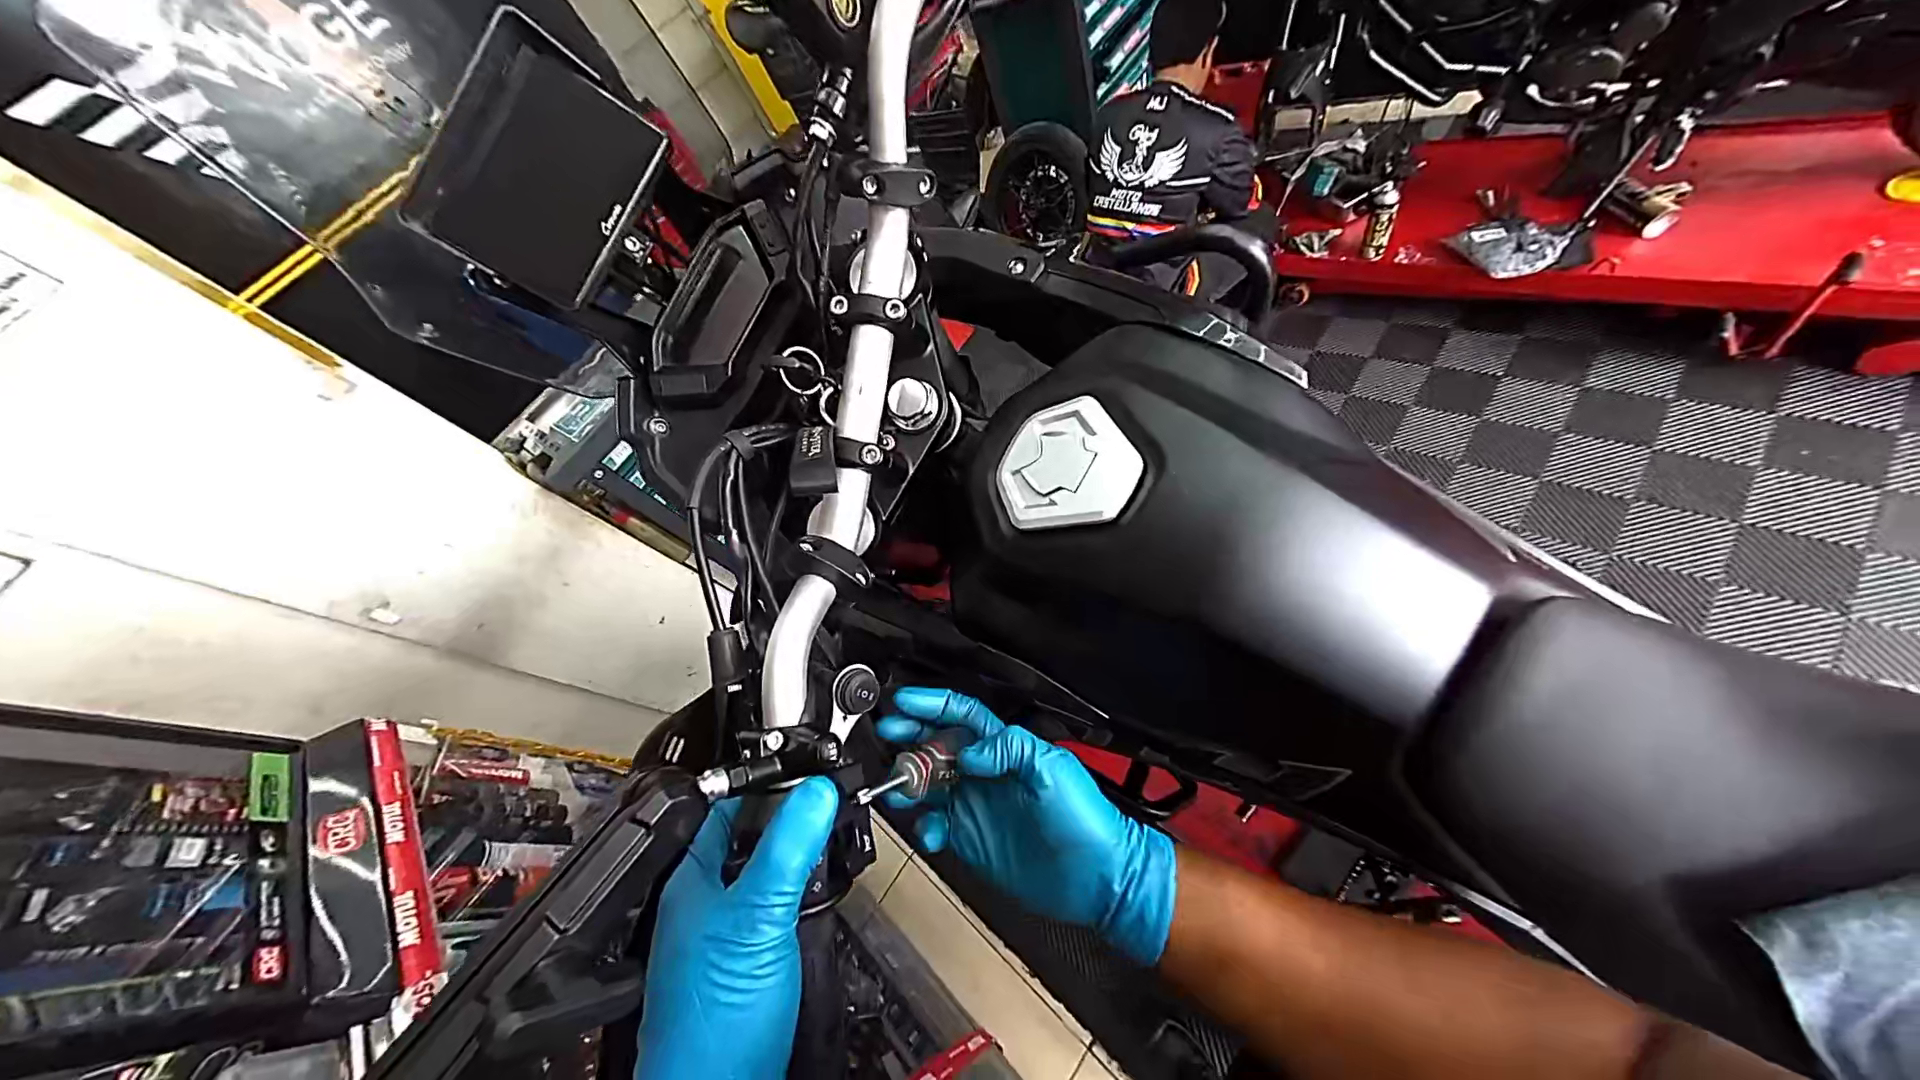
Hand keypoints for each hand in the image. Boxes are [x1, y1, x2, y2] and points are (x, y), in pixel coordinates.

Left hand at [636, 776, 838, 1079]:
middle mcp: (709, 901)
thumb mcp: (757, 916)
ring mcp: (732, 930)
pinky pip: (782, 902)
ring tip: (831, 826)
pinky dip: (806, 884)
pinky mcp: (756, 956)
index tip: (803, 765)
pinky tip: (825, 883)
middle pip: (752, 836)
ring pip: (769, 869)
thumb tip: (815, 791)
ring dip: (799, 848)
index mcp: (694, 881)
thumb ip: (787, 850)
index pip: (727, 807)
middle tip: (827, 793)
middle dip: (789, 813)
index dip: (763, 781)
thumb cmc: (712, 1020)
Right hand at [876, 687, 1176, 966]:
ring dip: (908, 781)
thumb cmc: (1087, 820)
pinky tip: (931, 831)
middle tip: (889, 734)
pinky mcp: (970, 837)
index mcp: (1004, 748)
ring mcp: (975, 803)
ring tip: (899, 786)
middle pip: (936, 744)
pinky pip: (935, 824)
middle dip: (909, 735)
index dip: (932, 704)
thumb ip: (1009, 748)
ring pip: (928, 783)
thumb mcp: (1053, 768)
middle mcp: (985, 771)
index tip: (904, 701)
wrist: (1099, 877)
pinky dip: (925, 826)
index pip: (962, 714)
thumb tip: (969, 751)